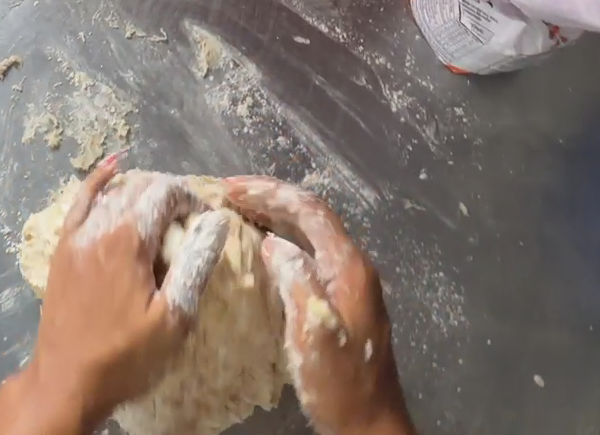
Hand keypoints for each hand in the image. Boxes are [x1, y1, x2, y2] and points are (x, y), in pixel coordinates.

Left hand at [0, 157, 234, 433]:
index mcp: (130, 239)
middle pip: (140, 189)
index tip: (205, 221)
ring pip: (114, 193)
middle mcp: (101, 225)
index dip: (189, 199)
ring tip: (163, 210)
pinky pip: (80, 201)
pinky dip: (97, 180)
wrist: (65, 381)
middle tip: (189, 221)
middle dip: (169, 195)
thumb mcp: (172, 318)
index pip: (164, 194)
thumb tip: (216, 221)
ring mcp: (78, 234)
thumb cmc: (125, 356)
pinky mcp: (63, 246)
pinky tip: (112, 166)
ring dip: (141, 192)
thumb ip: (195, 263)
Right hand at [223, 177, 415, 434]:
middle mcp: (351, 264)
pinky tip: (259, 241)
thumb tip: (273, 242)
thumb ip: (296, 278)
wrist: (370, 428)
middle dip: (268, 196)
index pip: (308, 209)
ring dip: (272, 213)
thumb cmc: (341, 383)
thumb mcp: (314, 330)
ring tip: (237, 207)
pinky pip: (306, 248)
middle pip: (308, 213)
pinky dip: (280, 235)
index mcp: (348, 265)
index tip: (231, 188)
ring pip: (307, 229)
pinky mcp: (339, 295)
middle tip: (228, 191)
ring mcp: (347, 280)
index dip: (269, 192)